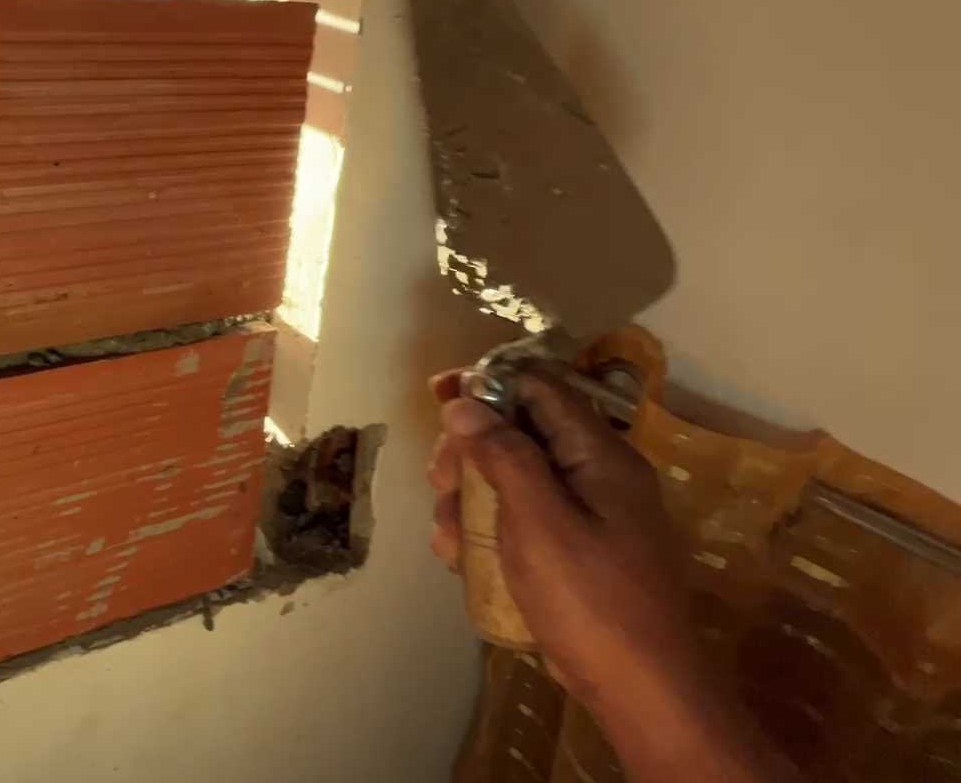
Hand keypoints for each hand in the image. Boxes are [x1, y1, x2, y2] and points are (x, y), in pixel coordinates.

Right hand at [426, 372, 703, 707]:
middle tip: (441, 483)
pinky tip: (461, 555)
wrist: (638, 692)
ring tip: (449, 534)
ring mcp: (578, 510)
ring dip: (463, 495)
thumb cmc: (591, 601)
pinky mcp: (563, 542)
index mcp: (598, 457)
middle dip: (465, 452)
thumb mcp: (539, 522)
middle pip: (511, 429)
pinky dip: (477, 525)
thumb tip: (463, 402)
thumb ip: (502, 455)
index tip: (436, 395)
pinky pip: (508, 512)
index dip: (485, 383)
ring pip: (501, 472)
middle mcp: (591, 473)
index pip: (538, 388)